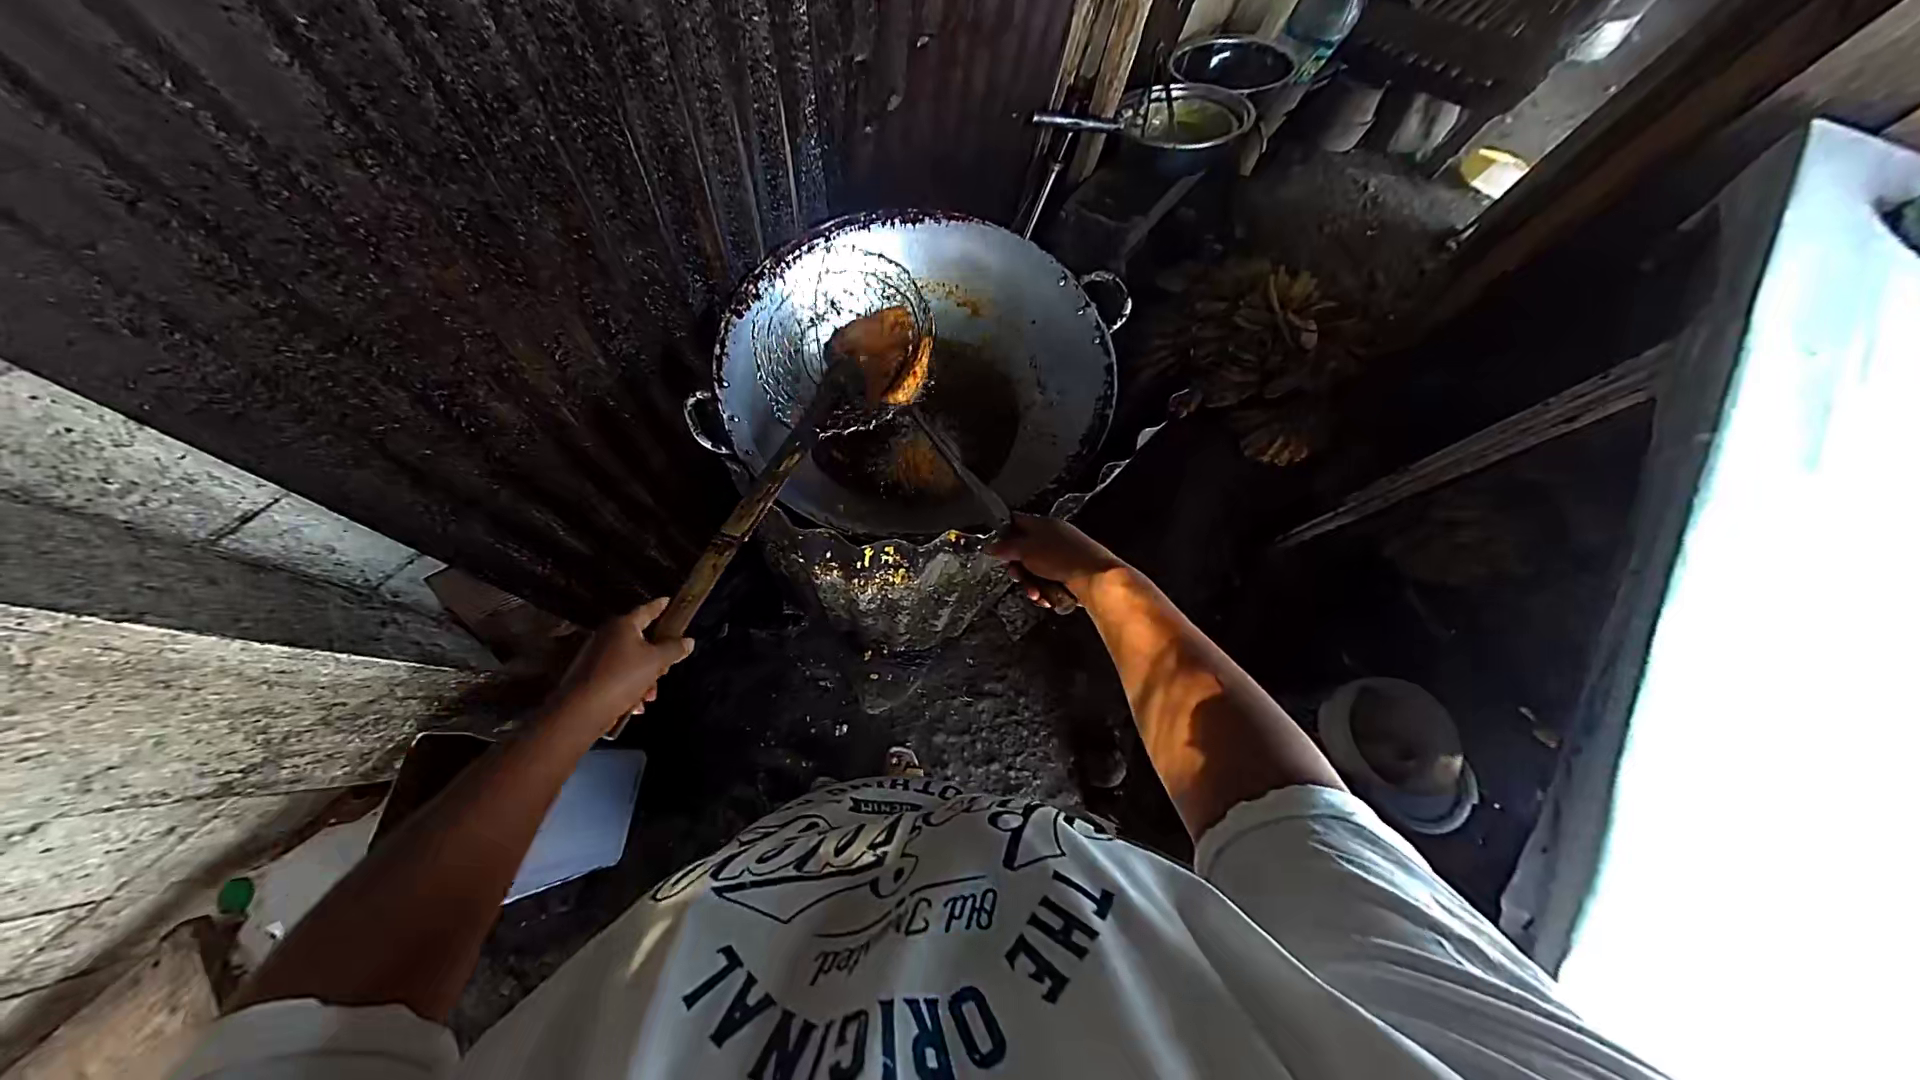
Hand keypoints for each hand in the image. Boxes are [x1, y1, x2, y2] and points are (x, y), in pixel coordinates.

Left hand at [547, 598, 694, 734]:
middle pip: (641, 641)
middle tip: (666, 670)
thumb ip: (674, 649)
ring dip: (646, 679)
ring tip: (649, 696)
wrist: (581, 710)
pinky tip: (636, 705)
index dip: (660, 606)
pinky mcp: (590, 677)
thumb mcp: (656, 662)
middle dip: (657, 658)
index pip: (646, 610)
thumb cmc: (622, 677)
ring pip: (632, 663)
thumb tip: (688, 641)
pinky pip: (618, 677)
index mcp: (623, 626)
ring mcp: (597, 657)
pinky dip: (630, 689)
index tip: (668, 601)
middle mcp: (607, 637)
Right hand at [986, 515, 1125, 608]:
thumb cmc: (1064, 558)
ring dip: (1032, 585)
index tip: (997, 550)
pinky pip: (1047, 583)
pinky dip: (1045, 591)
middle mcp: (1053, 539)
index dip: (1003, 535)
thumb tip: (990, 546)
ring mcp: (1062, 557)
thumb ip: (1006, 547)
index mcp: (1043, 525)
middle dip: (1019, 569)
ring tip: (1037, 593)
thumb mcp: (1027, 550)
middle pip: (1023, 553)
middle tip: (1018, 576)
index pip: (1016, 522)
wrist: (1096, 578)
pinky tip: (1047, 597)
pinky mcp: (1069, 575)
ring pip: (1035, 572)